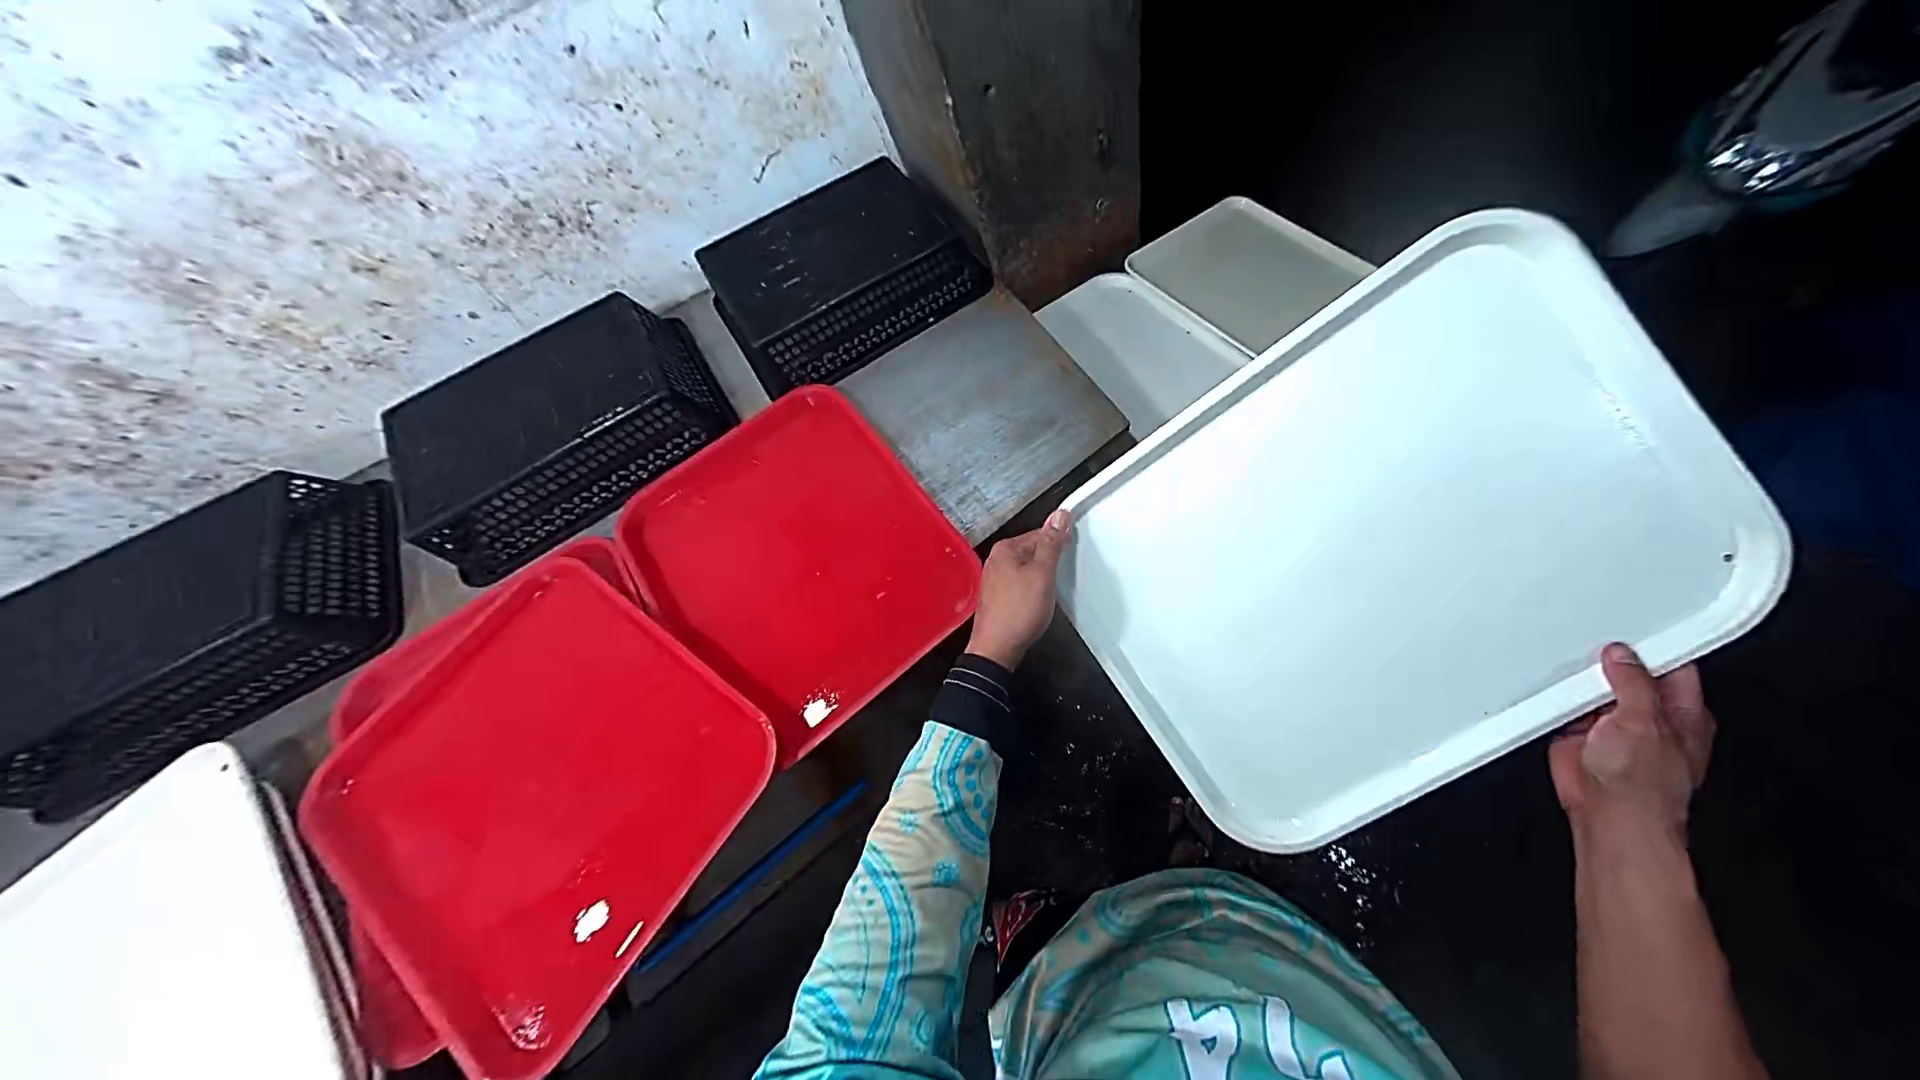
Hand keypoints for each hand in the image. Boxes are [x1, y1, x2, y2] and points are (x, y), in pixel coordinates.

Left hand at [966, 509, 1070, 669]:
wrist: (998, 649)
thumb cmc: (1016, 614)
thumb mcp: (1043, 573)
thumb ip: (1052, 543)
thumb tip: (1059, 517)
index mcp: (1005, 549)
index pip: (1040, 533)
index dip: (1058, 546)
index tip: (1068, 556)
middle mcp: (996, 562)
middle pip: (1033, 552)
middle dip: (1049, 565)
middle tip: (1056, 580)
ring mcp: (995, 581)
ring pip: (1028, 571)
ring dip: (1041, 580)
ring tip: (1046, 595)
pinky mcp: (999, 598)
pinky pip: (1021, 587)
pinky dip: (1032, 593)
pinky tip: (1036, 605)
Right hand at [1549, 643, 1714, 841]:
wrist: (1609, 815)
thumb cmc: (1644, 785)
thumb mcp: (1645, 721)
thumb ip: (1633, 684)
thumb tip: (1623, 656)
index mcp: (1680, 713)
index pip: (1670, 668)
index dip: (1650, 649)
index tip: (1627, 633)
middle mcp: (1646, 718)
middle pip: (1623, 675)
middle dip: (1604, 663)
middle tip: (1590, 652)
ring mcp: (1610, 726)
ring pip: (1589, 690)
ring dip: (1576, 684)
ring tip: (1568, 677)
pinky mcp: (1578, 734)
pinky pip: (1561, 707)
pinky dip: (1553, 700)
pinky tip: (1551, 696)